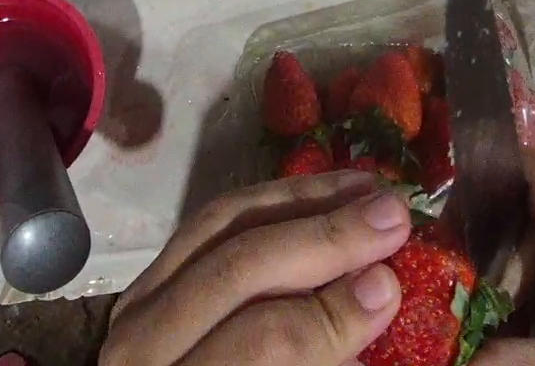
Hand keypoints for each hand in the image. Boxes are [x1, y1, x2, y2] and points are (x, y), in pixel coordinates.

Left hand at [103, 171, 412, 365]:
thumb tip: (375, 294)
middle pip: (238, 270)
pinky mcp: (147, 275)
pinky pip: (211, 220)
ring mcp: (139, 302)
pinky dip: (270, 199)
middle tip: (395, 214)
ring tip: (367, 186)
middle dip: (326, 238)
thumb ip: (314, 357)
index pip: (261, 343)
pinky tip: (319, 189)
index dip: (330, 315)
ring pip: (222, 225)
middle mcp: (148, 343)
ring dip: (304, 199)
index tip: (390, 284)